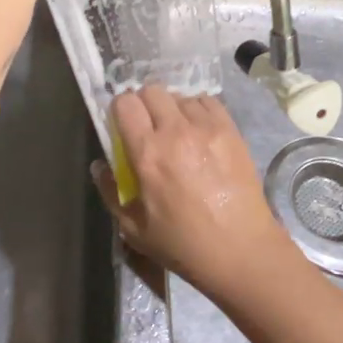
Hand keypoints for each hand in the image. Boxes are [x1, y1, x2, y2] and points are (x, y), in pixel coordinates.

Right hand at [92, 86, 288, 297]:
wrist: (243, 252)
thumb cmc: (184, 245)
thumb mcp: (134, 229)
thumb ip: (110, 193)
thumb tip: (100, 166)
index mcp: (148, 153)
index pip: (125, 103)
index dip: (119, 110)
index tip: (122, 126)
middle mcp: (175, 132)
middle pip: (151, 91)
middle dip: (144, 104)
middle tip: (148, 128)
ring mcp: (206, 128)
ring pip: (180, 96)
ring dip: (172, 108)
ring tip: (177, 131)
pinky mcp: (231, 131)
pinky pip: (208, 102)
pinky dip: (198, 110)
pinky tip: (199, 131)